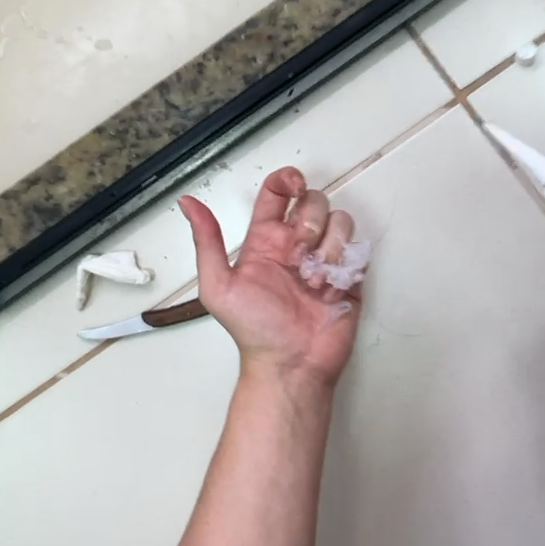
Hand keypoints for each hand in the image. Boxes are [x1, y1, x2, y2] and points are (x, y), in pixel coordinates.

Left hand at [179, 168, 361, 391]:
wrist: (290, 365)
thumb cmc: (253, 329)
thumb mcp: (218, 285)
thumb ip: (206, 241)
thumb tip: (187, 202)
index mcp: (267, 238)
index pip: (279, 191)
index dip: (289, 179)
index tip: (295, 187)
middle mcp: (298, 243)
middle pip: (315, 201)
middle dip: (309, 225)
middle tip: (297, 259)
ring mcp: (326, 258)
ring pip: (340, 221)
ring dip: (328, 250)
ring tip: (313, 282)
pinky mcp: (350, 275)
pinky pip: (357, 249)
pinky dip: (345, 266)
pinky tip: (331, 289)